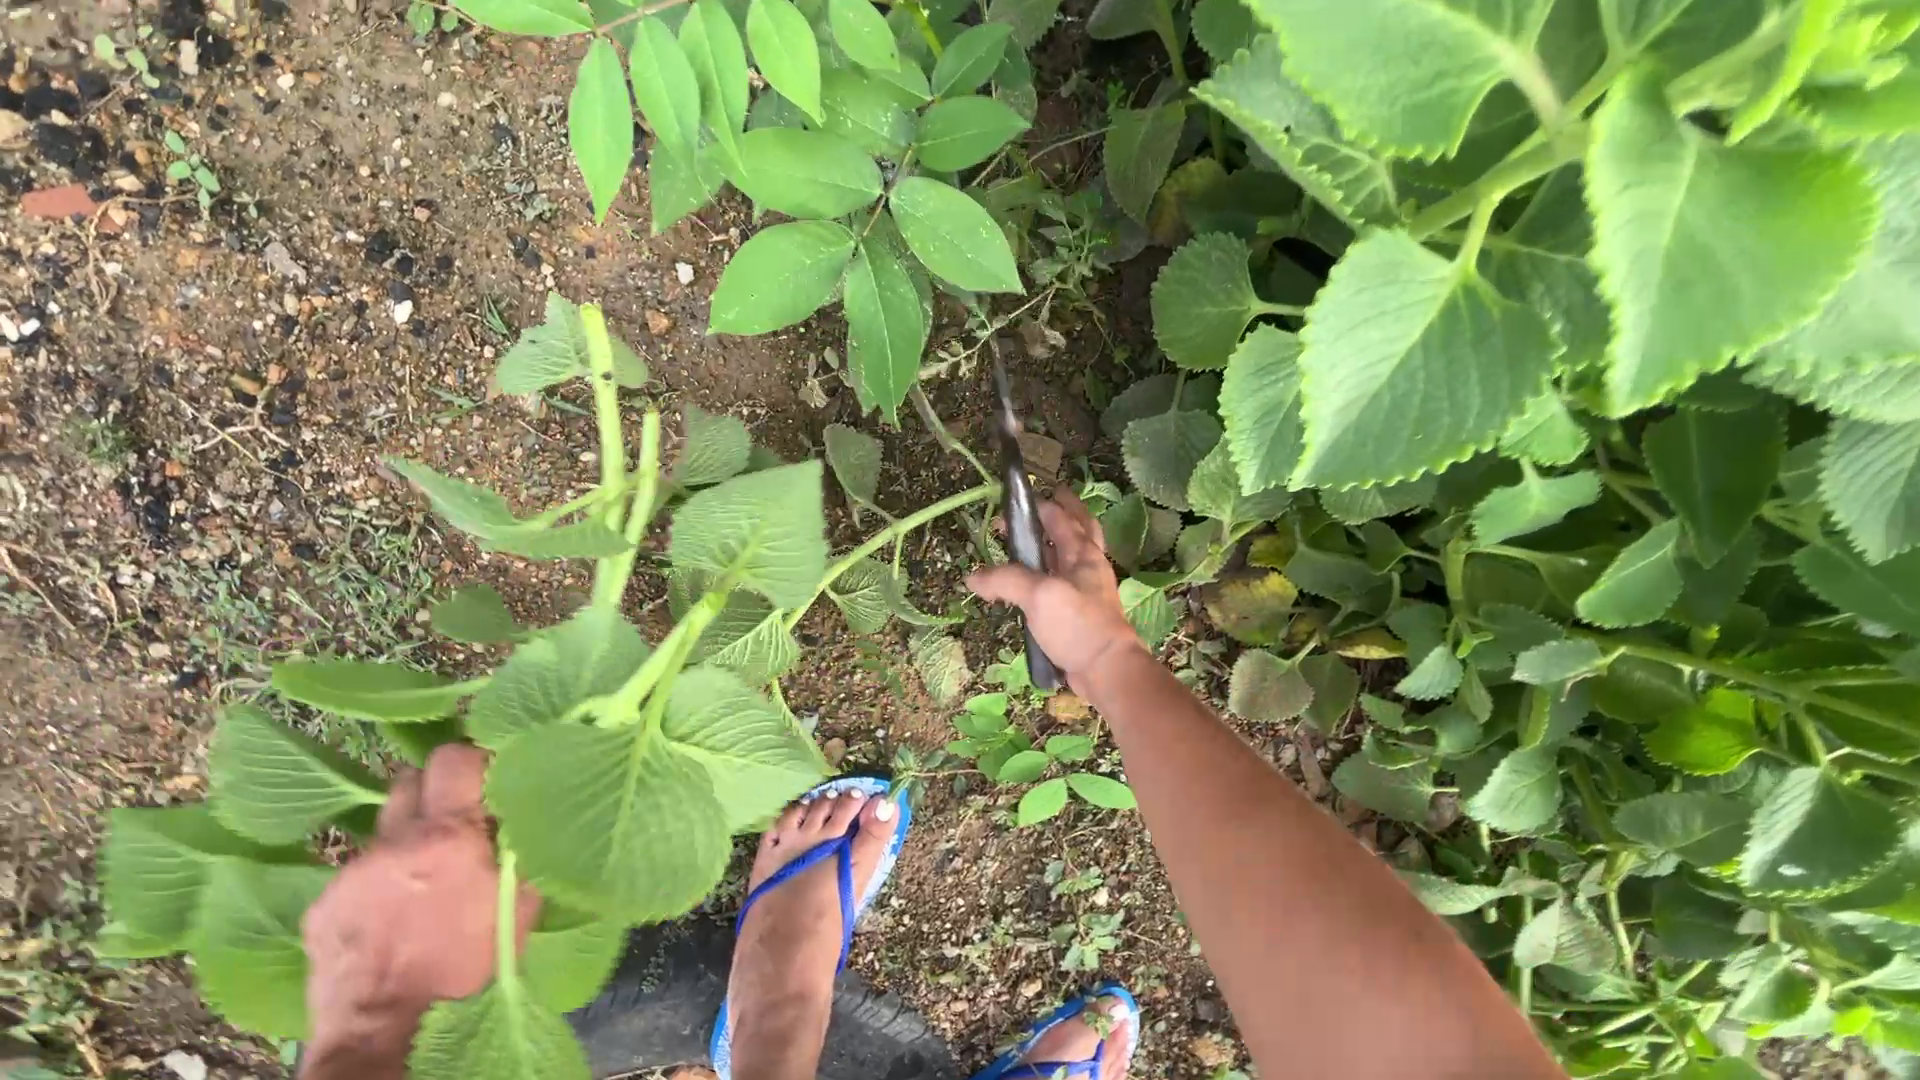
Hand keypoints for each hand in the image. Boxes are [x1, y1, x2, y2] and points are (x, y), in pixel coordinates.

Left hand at [302, 744, 538, 1047]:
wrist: (382, 1027)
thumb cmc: (466, 963)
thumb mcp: (518, 905)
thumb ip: (520, 851)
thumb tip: (523, 817)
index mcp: (449, 833)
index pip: (454, 758)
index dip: (474, 759)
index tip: (489, 776)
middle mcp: (397, 838)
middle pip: (410, 779)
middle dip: (435, 789)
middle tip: (456, 814)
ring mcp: (353, 869)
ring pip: (384, 826)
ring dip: (408, 835)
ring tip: (424, 870)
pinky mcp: (323, 902)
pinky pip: (358, 871)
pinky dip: (380, 878)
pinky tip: (393, 911)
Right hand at [966, 488, 1146, 695]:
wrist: (1107, 669)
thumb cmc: (1078, 624)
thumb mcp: (1038, 595)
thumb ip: (1005, 580)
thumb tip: (972, 578)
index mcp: (1083, 553)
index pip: (1060, 516)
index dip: (1038, 504)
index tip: (1013, 502)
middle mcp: (1088, 566)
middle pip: (1078, 529)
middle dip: (1063, 512)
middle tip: (1045, 503)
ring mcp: (1087, 591)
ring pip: (1072, 557)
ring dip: (1056, 544)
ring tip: (1034, 542)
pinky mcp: (1081, 614)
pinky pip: (1064, 585)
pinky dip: (1049, 576)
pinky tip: (1034, 585)